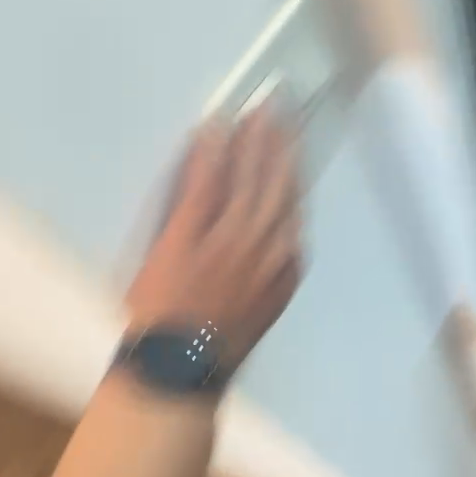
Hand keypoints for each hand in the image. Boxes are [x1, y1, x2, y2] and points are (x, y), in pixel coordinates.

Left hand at [127, 109, 303, 369]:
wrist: (181, 367)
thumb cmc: (219, 343)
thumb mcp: (264, 308)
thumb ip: (273, 273)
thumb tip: (280, 244)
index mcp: (286, 267)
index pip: (293, 210)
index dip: (294, 174)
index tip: (294, 148)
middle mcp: (266, 248)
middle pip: (279, 186)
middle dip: (282, 145)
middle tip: (281, 109)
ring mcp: (230, 240)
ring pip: (249, 180)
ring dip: (254, 141)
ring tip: (257, 110)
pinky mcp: (191, 236)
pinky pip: (206, 186)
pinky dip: (211, 154)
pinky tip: (214, 128)